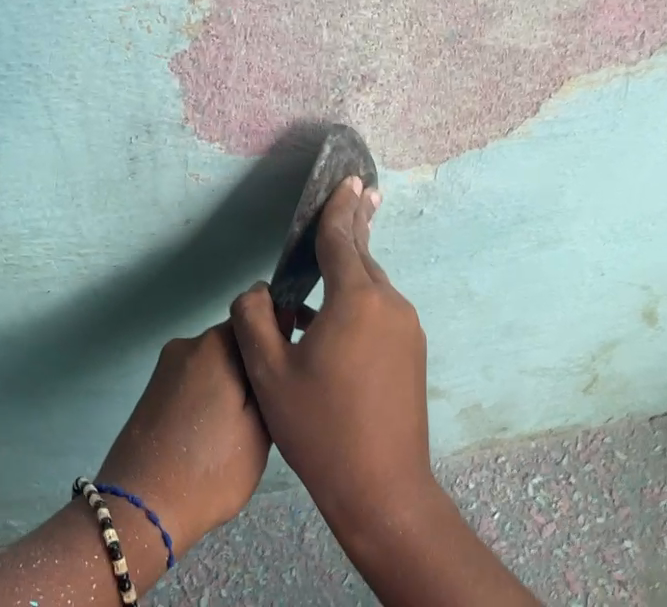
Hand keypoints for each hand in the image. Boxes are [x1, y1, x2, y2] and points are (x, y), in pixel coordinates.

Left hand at [97, 321, 270, 551]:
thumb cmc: (211, 468)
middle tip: (268, 413)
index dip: (278, 340)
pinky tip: (216, 435)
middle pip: (235, 342)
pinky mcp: (154, 390)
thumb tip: (276, 334)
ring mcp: (166, 367)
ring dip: (232, 387)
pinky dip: (210, 399)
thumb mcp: (260, 425)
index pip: (258, 316)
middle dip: (253, 369)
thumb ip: (269, 374)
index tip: (288, 373)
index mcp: (215, 344)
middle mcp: (187, 344)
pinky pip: (195, 381)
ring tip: (242, 431)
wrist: (141, 508)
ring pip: (216, 364)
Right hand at [228, 178, 434, 530]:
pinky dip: (357, 298)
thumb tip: (256, 290)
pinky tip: (332, 316)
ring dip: (351, 266)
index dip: (338, 207)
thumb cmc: (319, 428)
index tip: (347, 178)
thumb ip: (254, 318)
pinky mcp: (412, 353)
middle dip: (353, 224)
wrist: (383, 489)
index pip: (341, 239)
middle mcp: (389, 304)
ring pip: (371, 285)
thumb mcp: (268, 372)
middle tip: (356, 190)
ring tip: (334, 253)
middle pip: (362, 256)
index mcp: (355, 300)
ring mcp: (407, 329)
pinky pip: (379, 309)